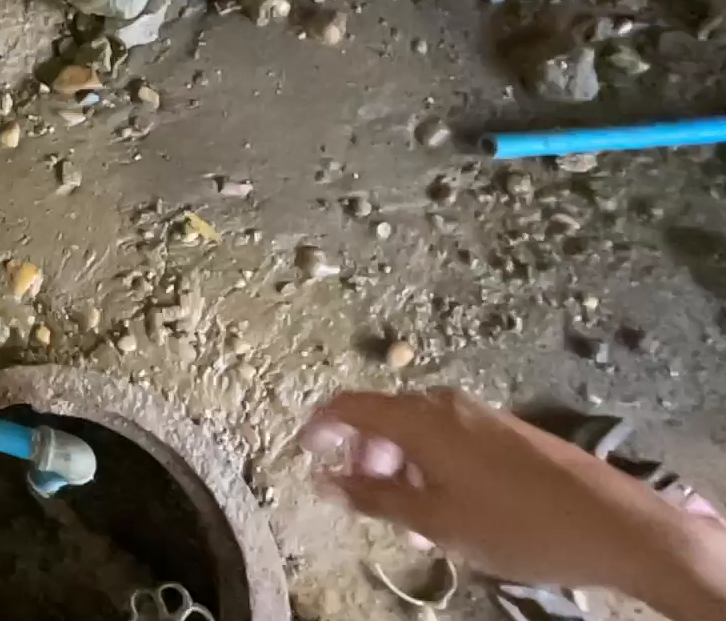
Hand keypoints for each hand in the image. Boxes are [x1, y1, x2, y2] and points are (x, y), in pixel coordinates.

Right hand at [299, 388, 718, 593]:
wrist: (628, 530)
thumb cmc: (516, 523)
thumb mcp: (435, 521)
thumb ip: (373, 498)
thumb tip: (323, 482)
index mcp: (415, 417)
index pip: (345, 405)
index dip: (318, 426)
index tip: (305, 452)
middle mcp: (440, 403)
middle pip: (381, 418)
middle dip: (364, 455)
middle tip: (365, 495)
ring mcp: (478, 414)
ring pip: (417, 429)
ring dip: (400, 463)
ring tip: (413, 511)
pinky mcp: (509, 430)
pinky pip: (449, 435)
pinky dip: (432, 461)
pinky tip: (451, 501)